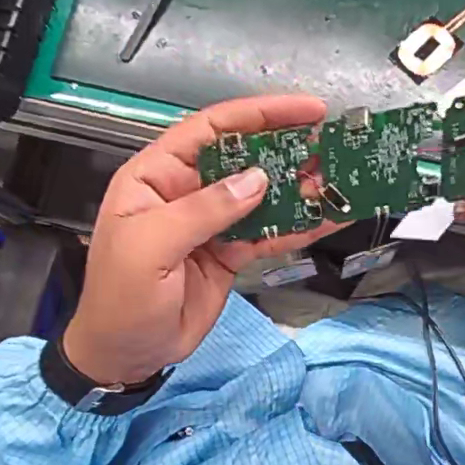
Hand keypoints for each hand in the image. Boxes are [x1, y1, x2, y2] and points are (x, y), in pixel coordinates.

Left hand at [62, 95, 346, 385]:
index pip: (210, 130)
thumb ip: (202, 210)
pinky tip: (330, 217)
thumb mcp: (150, 247)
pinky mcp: (229, 253)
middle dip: (288, 149)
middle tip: (335, 144)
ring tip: (343, 180)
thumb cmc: (121, 297)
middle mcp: (185, 191)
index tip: (307, 110)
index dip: (258, 115)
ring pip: (261, 195)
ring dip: (300, 188)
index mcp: (156, 175)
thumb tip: (257, 179)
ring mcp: (210, 223)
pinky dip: (299, 227)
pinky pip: (268, 233)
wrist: (125, 354)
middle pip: (243, 158)